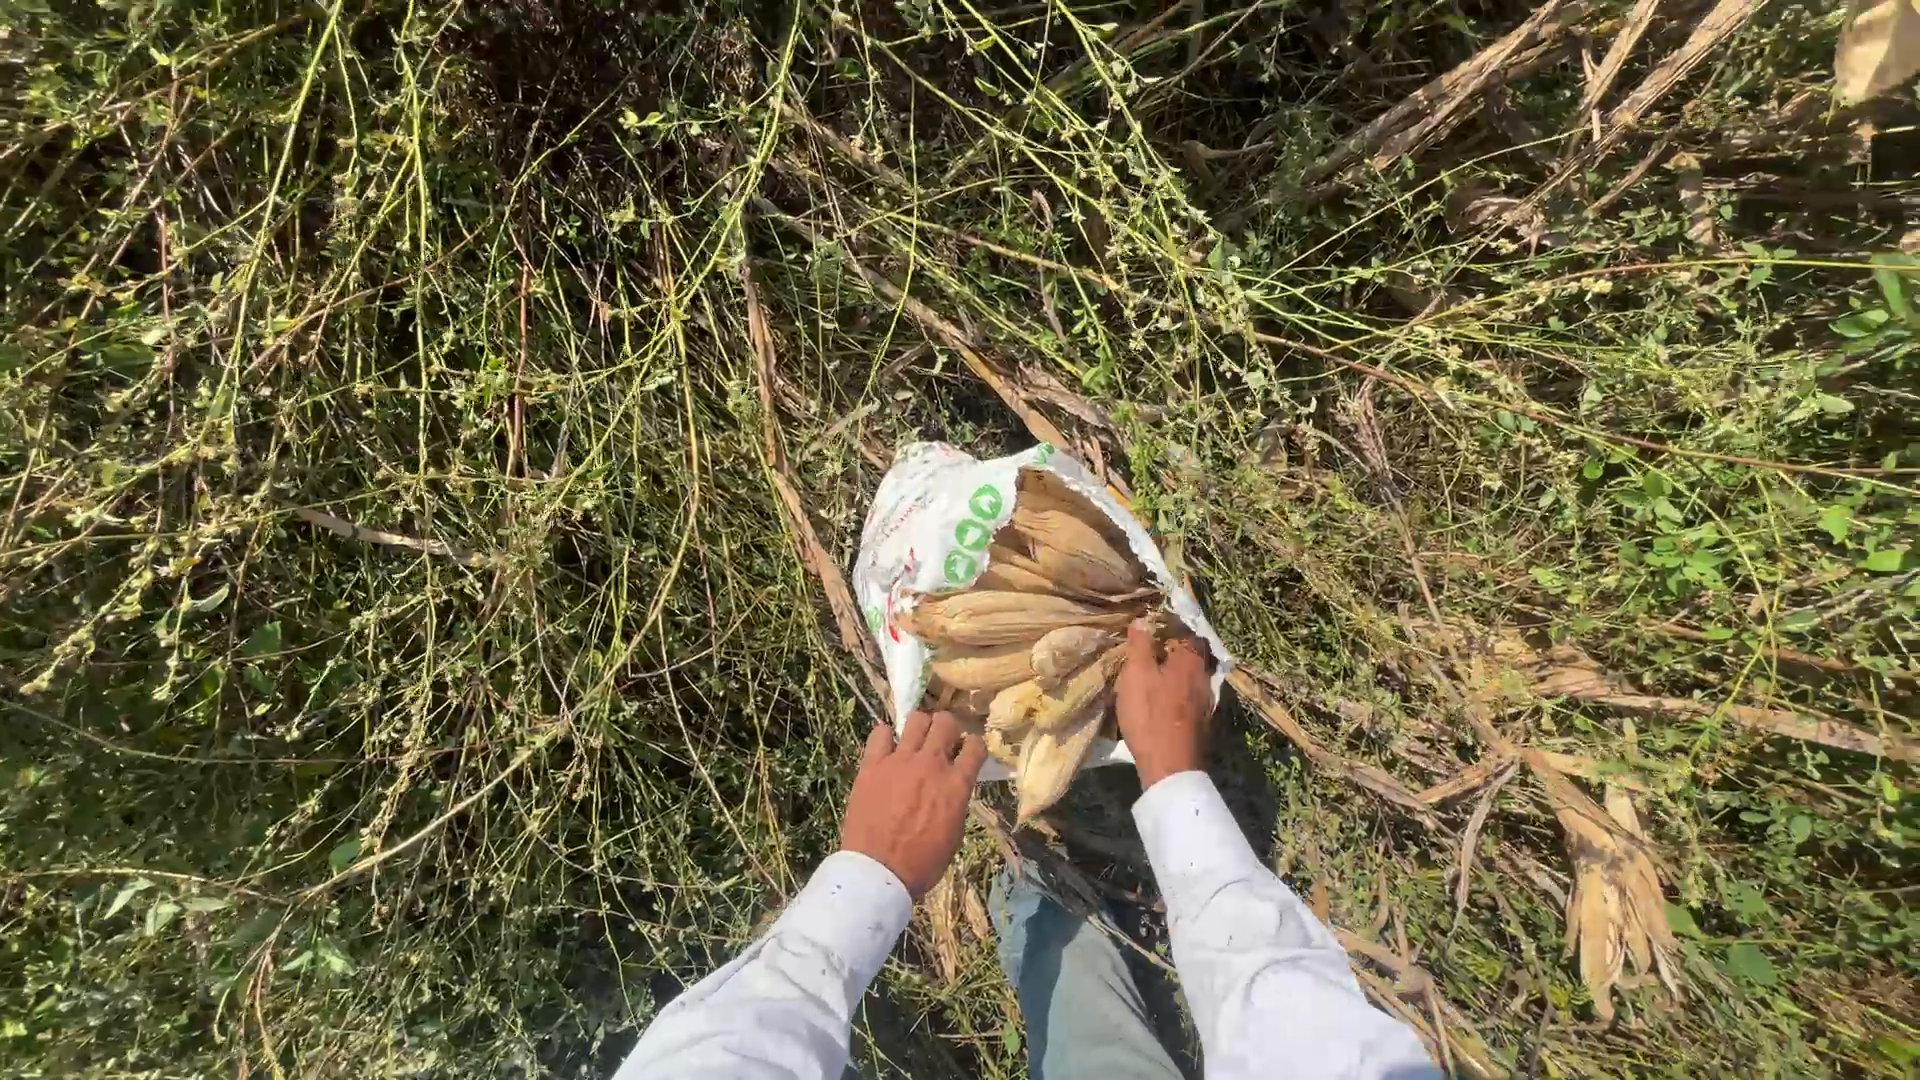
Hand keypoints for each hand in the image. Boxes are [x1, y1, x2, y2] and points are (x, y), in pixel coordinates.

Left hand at [839, 711, 986, 898]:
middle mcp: (932, 764)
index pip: (976, 745)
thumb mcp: (954, 833)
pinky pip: (880, 733)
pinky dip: (886, 737)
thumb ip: (956, 800)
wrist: (879, 873)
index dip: (973, 746)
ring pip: (917, 719)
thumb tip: (952, 785)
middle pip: (946, 722)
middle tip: (941, 742)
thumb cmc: (922, 863)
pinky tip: (887, 749)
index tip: (966, 752)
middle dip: (947, 728)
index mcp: (957, 784)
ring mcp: (900, 760)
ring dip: (920, 727)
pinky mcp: (873, 764)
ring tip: (915, 741)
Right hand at [1114, 619, 1214, 789]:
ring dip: (1176, 673)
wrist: (1169, 765)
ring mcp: (1206, 702)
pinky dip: (1178, 692)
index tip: (1155, 627)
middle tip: (1153, 650)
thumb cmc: (1150, 714)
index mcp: (1190, 661)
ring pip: (1192, 677)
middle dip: (1175, 650)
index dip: (1172, 626)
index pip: (1189, 632)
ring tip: (1155, 675)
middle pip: (1193, 655)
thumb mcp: (1136, 674)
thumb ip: (1141, 645)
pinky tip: (1164, 700)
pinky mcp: (1201, 722)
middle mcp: (1205, 678)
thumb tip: (1143, 620)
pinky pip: (1190, 696)